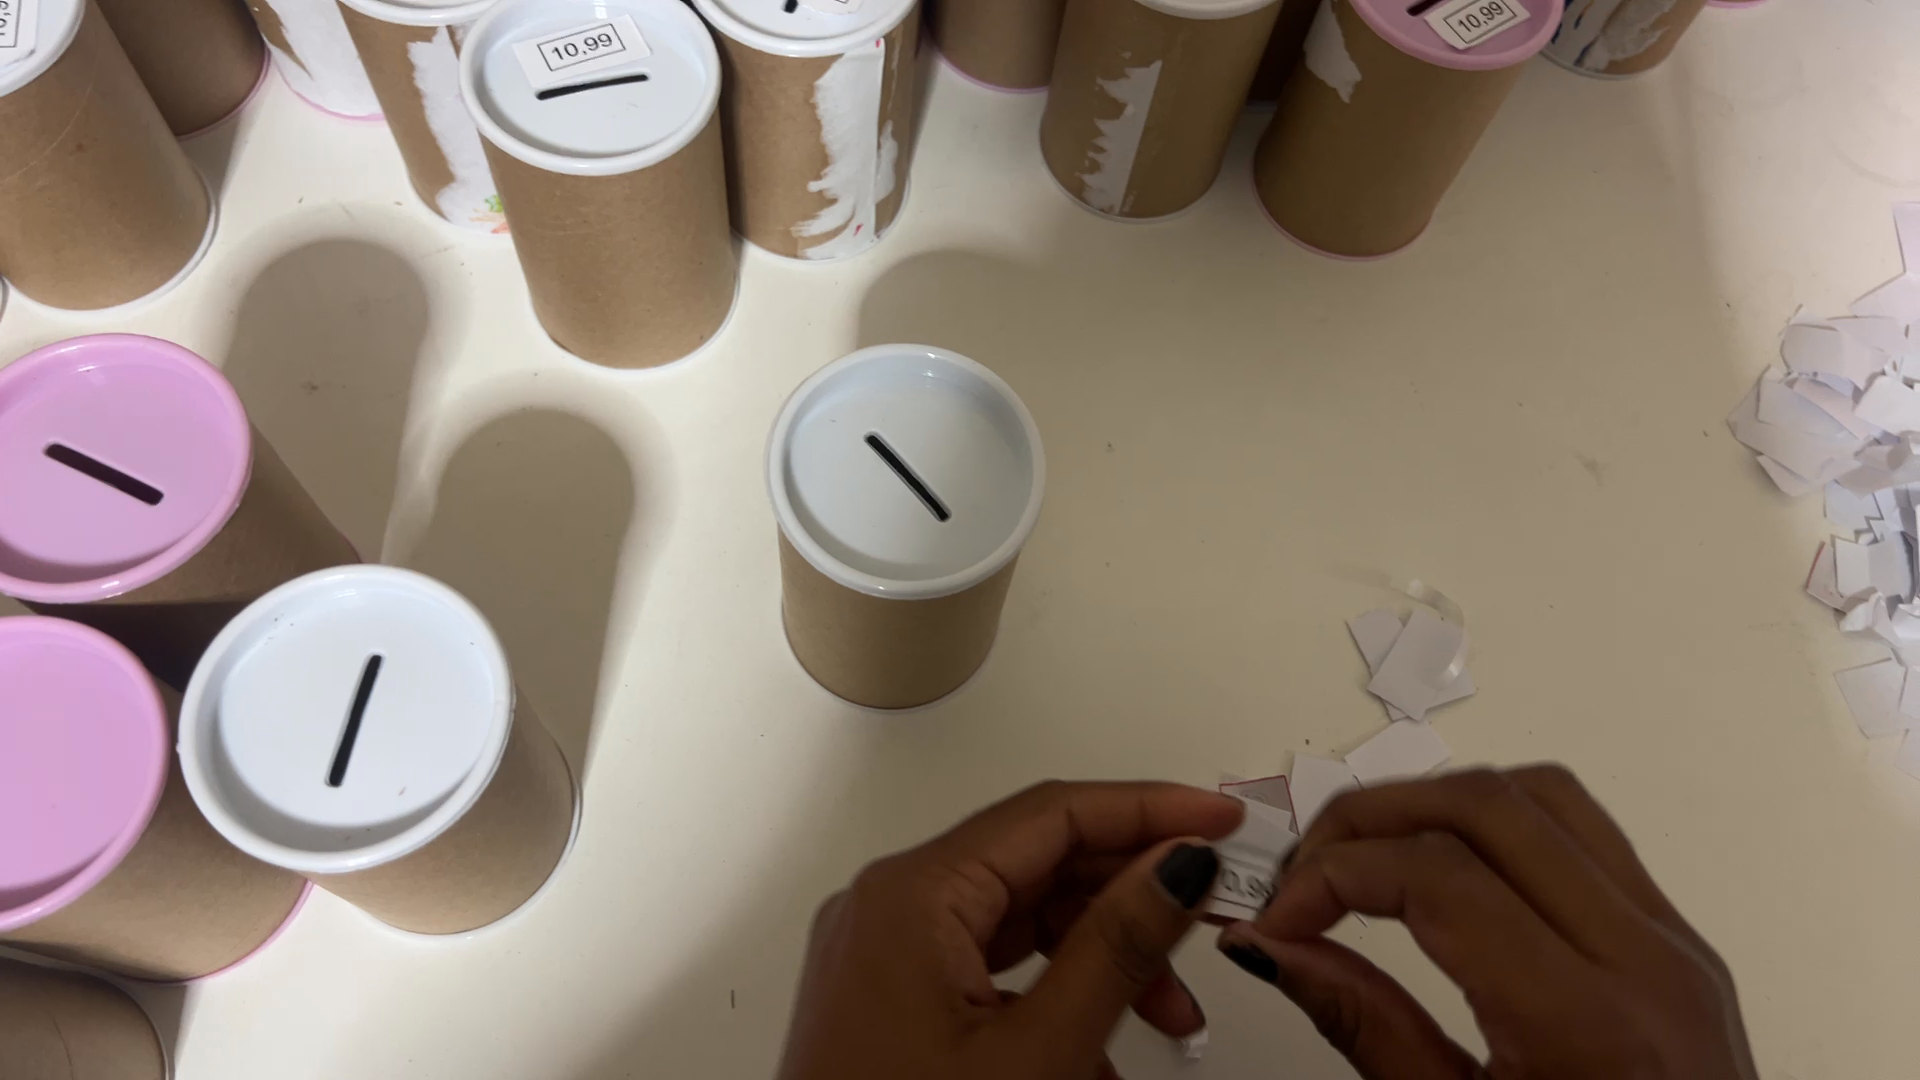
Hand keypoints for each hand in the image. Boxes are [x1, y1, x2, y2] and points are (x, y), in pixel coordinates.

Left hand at [775, 781, 1244, 1079]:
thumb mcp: (1035, 1057)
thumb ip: (1113, 948)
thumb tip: (1176, 865)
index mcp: (911, 893)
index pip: (1048, 814)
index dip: (1140, 807)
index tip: (1213, 817)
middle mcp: (892, 902)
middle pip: (1034, 859)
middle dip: (1127, 884)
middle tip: (1207, 901)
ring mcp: (890, 946)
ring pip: (1018, 912)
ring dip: (1099, 946)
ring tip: (1172, 1003)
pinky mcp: (897, 988)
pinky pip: (991, 959)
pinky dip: (1053, 983)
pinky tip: (1105, 1037)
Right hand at [1218, 765, 1758, 1079]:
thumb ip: (1358, 1020)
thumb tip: (1261, 942)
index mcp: (1594, 1028)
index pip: (1437, 877)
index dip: (1333, 876)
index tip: (1278, 918)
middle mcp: (1648, 959)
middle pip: (1481, 806)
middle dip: (1366, 817)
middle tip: (1307, 869)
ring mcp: (1673, 937)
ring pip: (1533, 790)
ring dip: (1428, 801)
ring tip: (1368, 855)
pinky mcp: (1673, 932)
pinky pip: (1571, 822)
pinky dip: (1485, 814)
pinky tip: (1441, 860)